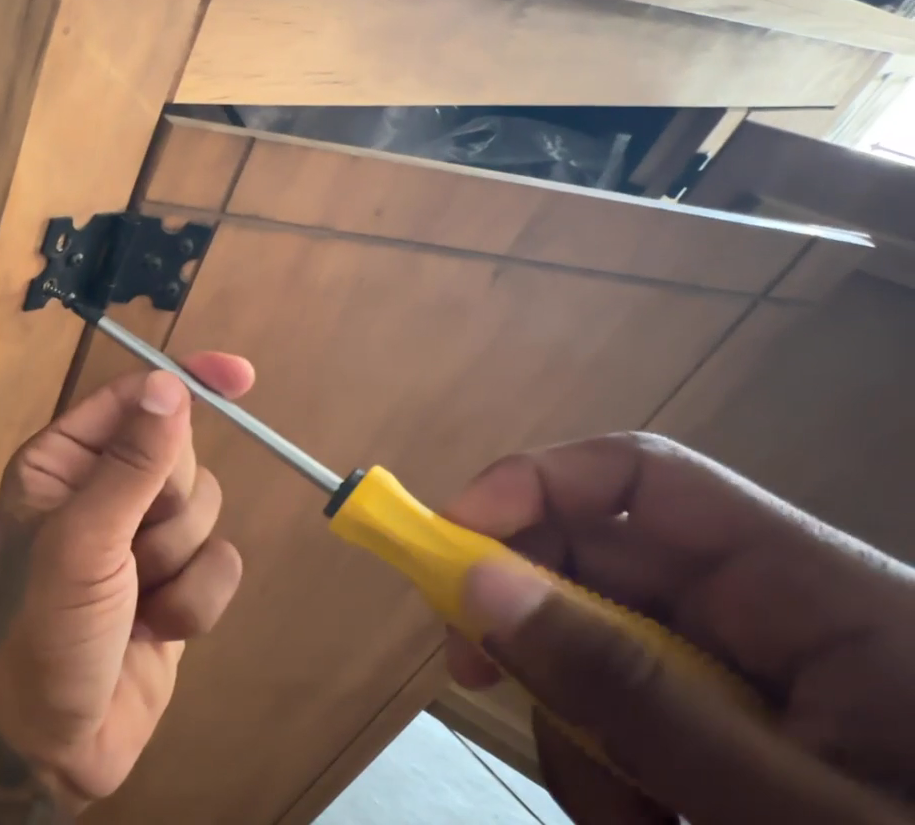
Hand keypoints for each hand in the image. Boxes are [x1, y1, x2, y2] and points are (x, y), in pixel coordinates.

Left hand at [0, 354, 252, 821]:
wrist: (55, 740)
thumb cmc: (44, 628)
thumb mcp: (82, 539)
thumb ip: (131, 463)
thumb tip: (170, 385)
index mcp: (62, 464)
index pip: (130, 401)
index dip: (181, 385)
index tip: (237, 376)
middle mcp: (100, 493)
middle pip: (178, 458)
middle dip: (166, 510)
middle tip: (129, 550)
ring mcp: (138, 541)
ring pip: (205, 513)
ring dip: (176, 564)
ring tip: (133, 600)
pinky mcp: (173, 586)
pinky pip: (220, 566)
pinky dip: (193, 602)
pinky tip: (156, 630)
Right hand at [442, 433, 914, 823]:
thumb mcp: (788, 808)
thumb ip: (634, 695)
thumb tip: (476, 582)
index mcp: (820, 592)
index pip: (643, 478)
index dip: (533, 485)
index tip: (449, 543)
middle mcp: (775, 617)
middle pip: (597, 566)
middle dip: (529, 628)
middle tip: (469, 675)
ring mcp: (753, 680)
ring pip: (595, 653)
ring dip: (572, 727)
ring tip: (624, 821)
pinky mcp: (736, 734)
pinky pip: (627, 716)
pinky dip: (607, 768)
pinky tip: (646, 823)